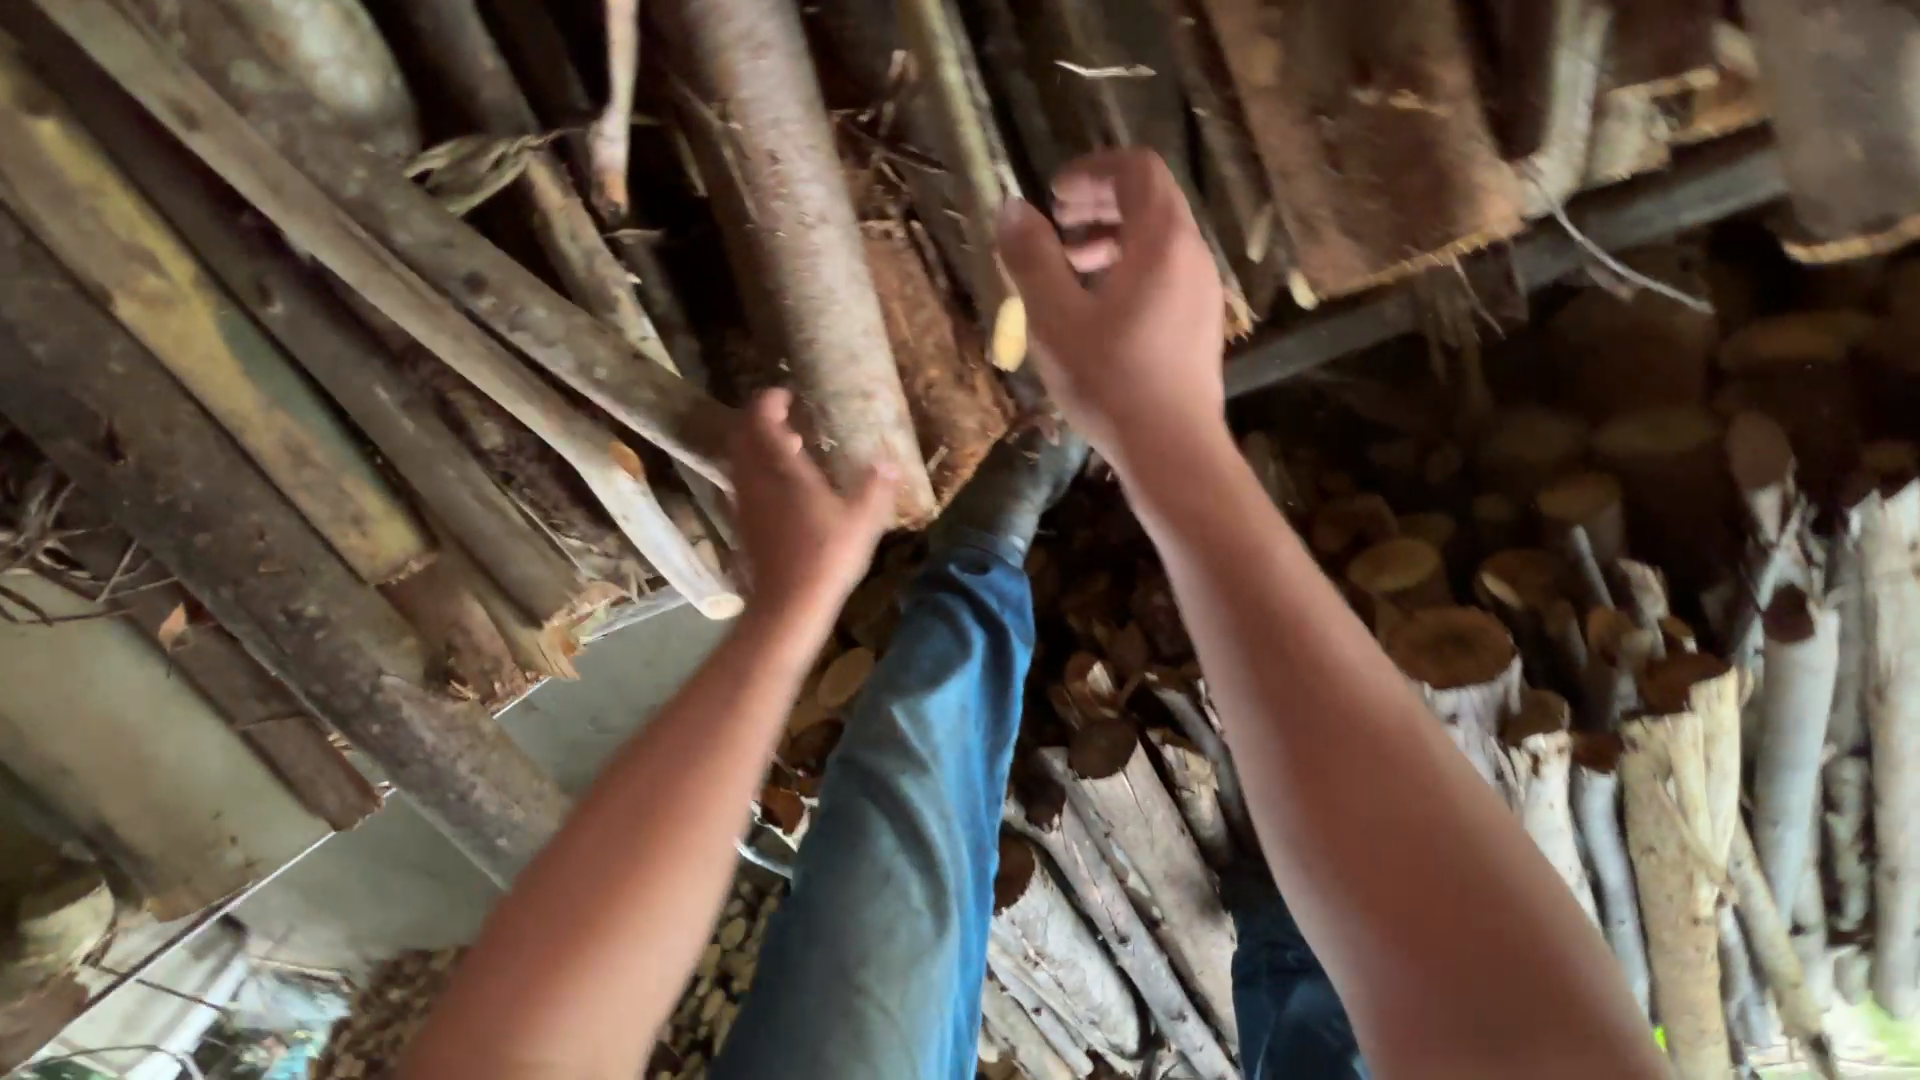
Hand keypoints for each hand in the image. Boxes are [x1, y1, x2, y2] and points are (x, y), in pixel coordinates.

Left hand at [727, 389, 895, 622]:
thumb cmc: (827, 556)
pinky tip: (781, 487)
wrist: (788, 603)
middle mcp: (756, 480)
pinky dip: (757, 473)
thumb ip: (876, 487)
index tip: (784, 393)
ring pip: (739, 461)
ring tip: (786, 448)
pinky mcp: (743, 524)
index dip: (768, 401)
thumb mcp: (863, 520)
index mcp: (782, 470)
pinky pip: (743, 484)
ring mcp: (745, 503)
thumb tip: (889, 462)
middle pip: (742, 436)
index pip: (761, 420)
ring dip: (756, 447)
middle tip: (783, 416)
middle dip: (758, 420)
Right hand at [995, 149, 1225, 468]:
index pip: (1137, 170)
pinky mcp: (1199, 326)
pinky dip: (1128, 272)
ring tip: (1069, 270)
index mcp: (1162, 241)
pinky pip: (1164, 276)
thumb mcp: (1054, 318)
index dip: (1092, 170)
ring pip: (1157, 243)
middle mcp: (1193, 256)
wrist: (1172, 449)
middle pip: (1150, 203)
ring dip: (1110, 241)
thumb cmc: (1110, 381)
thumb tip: (1011, 208)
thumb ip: (1030, 257)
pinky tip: (1096, 313)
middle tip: (1056, 226)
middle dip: (1099, 204)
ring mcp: (1202, 292)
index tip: (1054, 196)